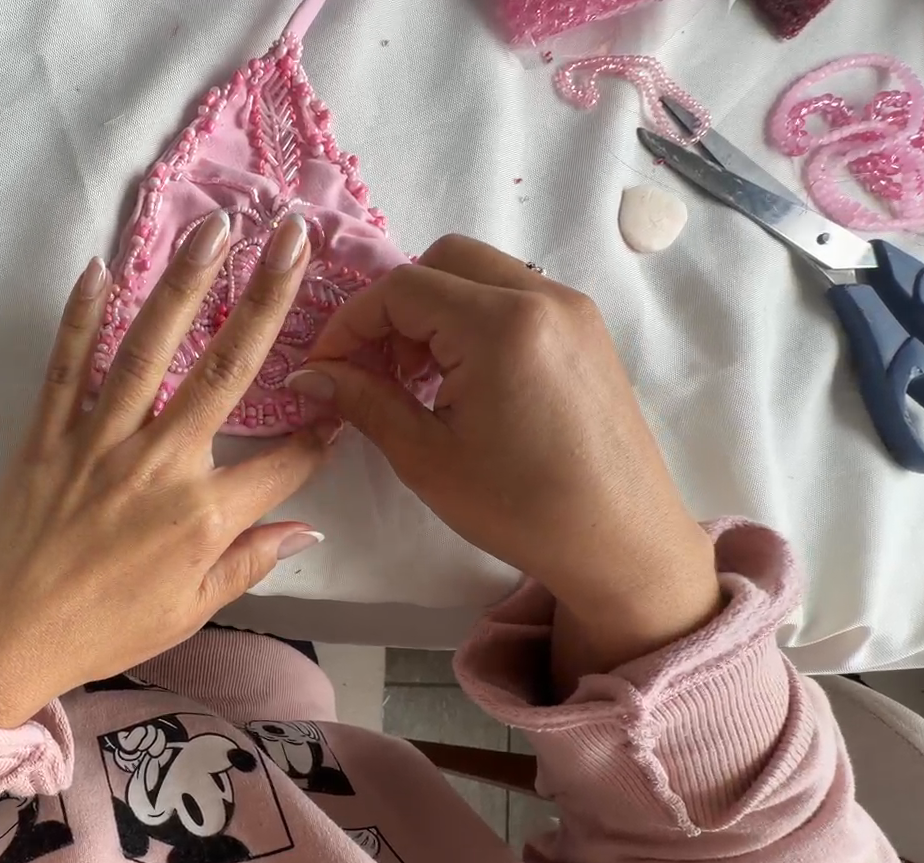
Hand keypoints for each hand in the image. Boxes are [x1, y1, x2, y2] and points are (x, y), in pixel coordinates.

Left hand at [0, 213, 337, 727]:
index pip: (283, 463)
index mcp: (202, 517)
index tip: (342, 402)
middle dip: (268, 300)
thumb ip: (250, 563)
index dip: (320, 433)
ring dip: (185, 284)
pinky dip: (80, 318)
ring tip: (215, 228)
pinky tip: (99, 268)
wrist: (4, 638)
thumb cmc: (102, 633)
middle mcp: (157, 465)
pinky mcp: (45, 437)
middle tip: (296, 237)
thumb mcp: (190, 611)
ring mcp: (96, 443)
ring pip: (148, 351)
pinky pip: (65, 368)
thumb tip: (310, 528)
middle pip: (226, 373)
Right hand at [289, 235, 719, 690]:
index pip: (400, 288)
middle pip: (441, 260)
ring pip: (477, 272)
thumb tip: (304, 376)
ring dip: (429, 310)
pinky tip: (456, 378)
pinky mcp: (584, 329)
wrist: (619, 539)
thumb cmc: (516, 505)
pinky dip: (467, 319)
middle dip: (390, 306)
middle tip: (370, 366)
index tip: (323, 369)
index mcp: (500, 326)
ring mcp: (571, 308)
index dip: (348, 323)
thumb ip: (361, 400)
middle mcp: (542, 297)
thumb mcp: (423, 455)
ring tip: (412, 377)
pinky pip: (510, 295)